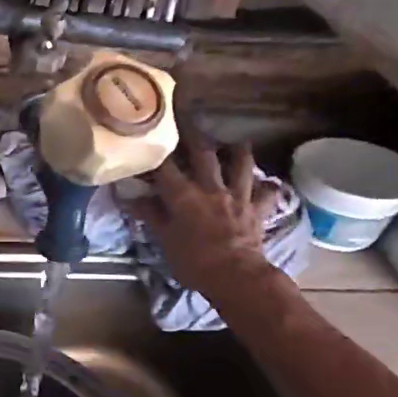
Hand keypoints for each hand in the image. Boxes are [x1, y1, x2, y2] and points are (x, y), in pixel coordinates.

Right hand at [129, 137, 281, 291]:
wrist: (236, 277)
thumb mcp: (164, 239)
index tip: (147, 140)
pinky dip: (266, 187)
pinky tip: (266, 183)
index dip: (154, 153)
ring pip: (241, 164)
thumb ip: (150, 214)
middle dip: (195, 135)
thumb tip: (130, 198)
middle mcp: (211, 187)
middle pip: (203, 154)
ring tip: (236, 140)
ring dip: (238, 150)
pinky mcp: (257, 209)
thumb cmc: (193, 260)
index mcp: (183, 194)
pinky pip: (267, 193)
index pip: (164, 166)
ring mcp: (238, 196)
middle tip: (190, 119)